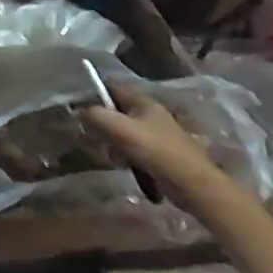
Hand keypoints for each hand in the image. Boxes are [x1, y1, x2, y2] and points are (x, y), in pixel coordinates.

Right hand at [84, 81, 224, 189]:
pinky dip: (127, 157)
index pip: (114, 87)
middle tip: (95, 137)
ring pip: (125, 132)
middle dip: (104, 124)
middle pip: (118, 111)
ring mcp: (157, 134)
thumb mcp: (122, 130)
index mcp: (144, 102)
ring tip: (112, 156)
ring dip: (115, 144)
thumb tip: (81, 111)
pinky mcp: (160, 154)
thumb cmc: (157, 151)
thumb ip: (98, 116)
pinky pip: (134, 149)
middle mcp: (151, 114)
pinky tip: (125, 167)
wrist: (193, 185)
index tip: (78, 104)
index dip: (96, 91)